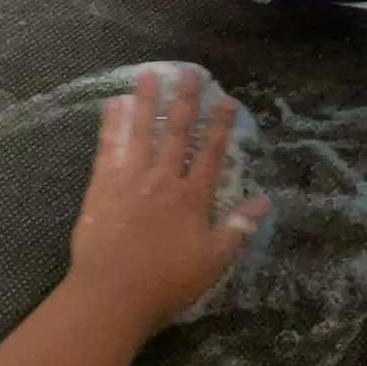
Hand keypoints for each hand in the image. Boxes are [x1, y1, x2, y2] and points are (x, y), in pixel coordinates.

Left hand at [67, 69, 270, 325]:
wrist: (112, 292)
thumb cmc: (167, 282)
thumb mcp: (214, 261)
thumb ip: (238, 228)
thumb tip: (264, 201)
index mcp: (192, 197)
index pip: (211, 153)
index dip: (220, 126)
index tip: (226, 99)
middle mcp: (163, 179)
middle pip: (177, 133)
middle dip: (186, 102)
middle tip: (190, 73)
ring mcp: (130, 178)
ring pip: (142, 131)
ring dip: (147, 101)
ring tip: (150, 74)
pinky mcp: (102, 185)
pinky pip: (108, 147)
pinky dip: (112, 124)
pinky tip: (114, 105)